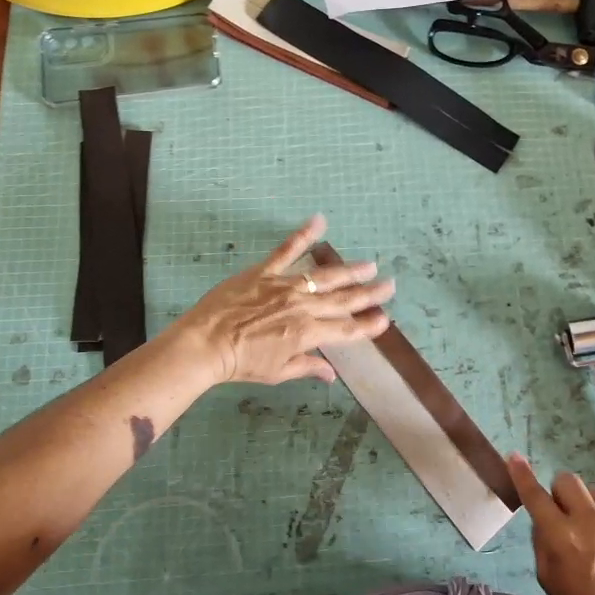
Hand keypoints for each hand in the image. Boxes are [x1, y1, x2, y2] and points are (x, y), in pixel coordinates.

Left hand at [163, 215, 392, 385]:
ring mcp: (284, 286)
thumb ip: (307, 367)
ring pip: (324, 276)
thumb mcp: (277, 372)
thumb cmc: (240, 363)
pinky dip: (304, 234)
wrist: (205, 344)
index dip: (367, 325)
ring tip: (369, 265)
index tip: (384, 319)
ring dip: (349, 270)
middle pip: (342, 300)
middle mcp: (302, 307)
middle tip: (389, 285)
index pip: (345, 329)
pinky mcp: (264, 272)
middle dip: (369, 294)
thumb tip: (331, 374)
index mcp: (307, 334)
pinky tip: (319, 220)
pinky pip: (287, 250)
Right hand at [509, 454, 594, 594]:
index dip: (522, 474)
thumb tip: (544, 520)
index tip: (515, 457)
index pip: (535, 495)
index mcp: (561, 536)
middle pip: (567, 479)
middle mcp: (589, 520)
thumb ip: (543, 543)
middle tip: (565, 515)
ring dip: (589, 508)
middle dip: (561, 493)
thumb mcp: (550, 581)